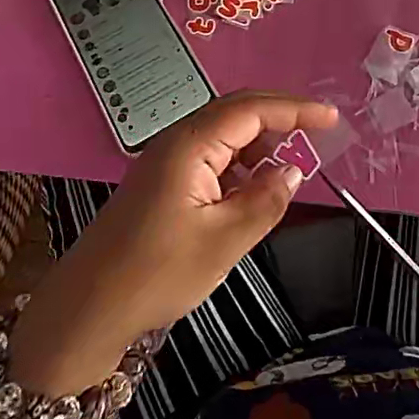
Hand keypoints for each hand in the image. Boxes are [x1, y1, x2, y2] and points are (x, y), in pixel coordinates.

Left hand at [20, 92, 337, 382]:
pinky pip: (211, 157)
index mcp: (190, 146)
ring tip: (290, 166)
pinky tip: (253, 188)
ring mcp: (167, 161)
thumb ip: (265, 201)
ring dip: (260, 143)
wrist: (86, 308)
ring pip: (224, 135)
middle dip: (280, 118)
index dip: (295, 109)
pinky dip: (241, 164)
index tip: (331, 118)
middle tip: (318, 132)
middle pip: (236, 112)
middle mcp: (177, 142)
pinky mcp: (163, 182)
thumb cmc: (155, 274)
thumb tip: (293, 171)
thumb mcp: (223, 242)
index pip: (251, 110)